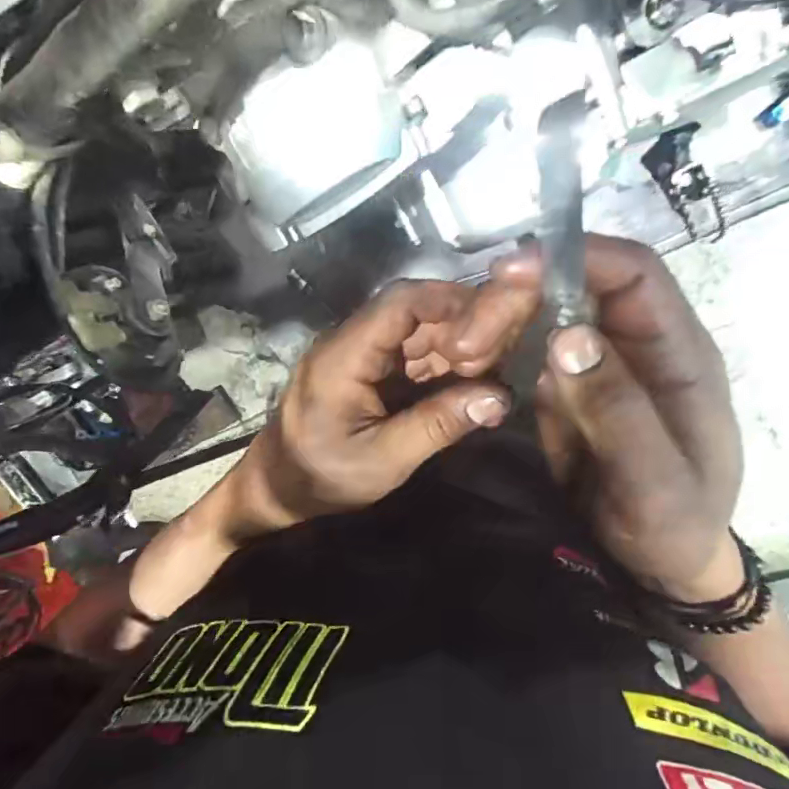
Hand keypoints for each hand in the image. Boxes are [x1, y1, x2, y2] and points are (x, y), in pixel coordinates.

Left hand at [222, 279, 513, 535]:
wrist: (279, 488)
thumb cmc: (322, 477)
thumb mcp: (382, 460)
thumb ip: (438, 425)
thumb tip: (498, 397)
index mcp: (344, 355)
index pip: (399, 304)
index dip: (450, 301)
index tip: (496, 313)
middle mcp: (355, 342)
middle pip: (417, 310)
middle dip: (466, 321)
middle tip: (509, 341)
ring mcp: (366, 354)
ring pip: (423, 329)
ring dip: (464, 341)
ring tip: (501, 361)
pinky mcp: (376, 369)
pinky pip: (420, 353)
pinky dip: (452, 361)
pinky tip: (480, 377)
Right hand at [448, 236, 743, 601]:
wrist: (660, 568)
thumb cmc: (674, 528)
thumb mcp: (656, 484)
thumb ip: (619, 411)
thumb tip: (569, 334)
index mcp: (679, 353)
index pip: (635, 274)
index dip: (578, 257)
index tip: (512, 272)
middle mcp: (639, 345)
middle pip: (578, 288)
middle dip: (519, 299)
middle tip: (465, 337)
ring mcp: (601, 365)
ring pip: (546, 316)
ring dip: (500, 325)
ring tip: (460, 354)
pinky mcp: (571, 388)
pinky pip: (530, 353)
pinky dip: (497, 353)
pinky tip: (470, 368)